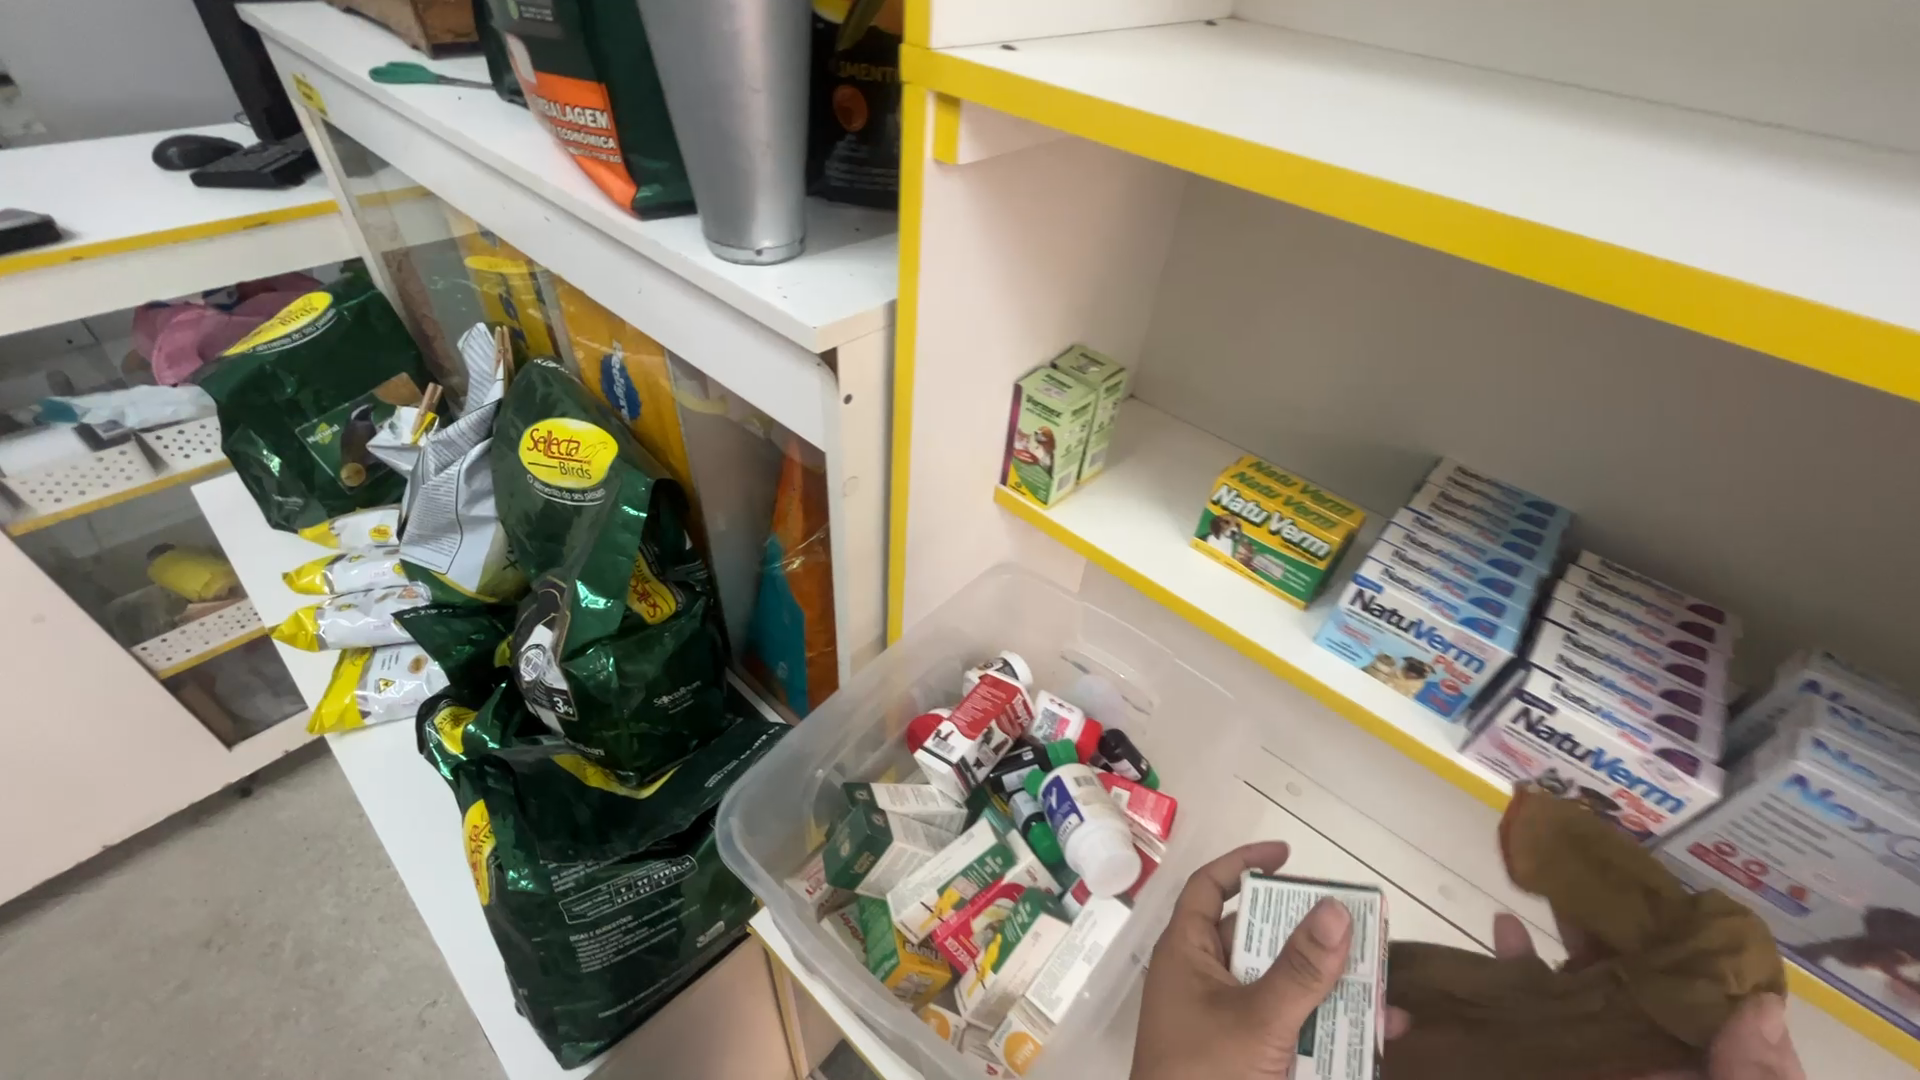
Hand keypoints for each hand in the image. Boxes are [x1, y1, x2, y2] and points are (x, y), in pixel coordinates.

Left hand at [1132, 842, 1409, 1079]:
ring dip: (1327, 985)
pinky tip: (1379, 1033)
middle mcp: (1203, 976)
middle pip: (1256, 937)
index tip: (1288, 855)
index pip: (1210, 886)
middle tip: (1357, 928)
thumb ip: (1300, 969)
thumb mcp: (1258, 1019)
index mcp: (1187, 951)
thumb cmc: (1205, 1073)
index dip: (1244, 863)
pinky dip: (1327, 1028)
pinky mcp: (1244, 1055)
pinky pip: (1289, 1028)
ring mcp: (1223, 1018)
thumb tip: (1336, 907)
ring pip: (1280, 985)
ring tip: (1382, 981)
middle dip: (1307, 934)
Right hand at [1460, 914, 1805, 1079]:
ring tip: (1529, 904)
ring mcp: (1590, 1060)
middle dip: (1603, 936)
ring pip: (1572, 998)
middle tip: (1581, 885)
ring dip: (1551, 949)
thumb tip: (1756, 999)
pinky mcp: (1540, 1064)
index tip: (1655, 899)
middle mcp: (1645, 1059)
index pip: (1697, 1002)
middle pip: (1627, 989)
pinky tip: (1497, 934)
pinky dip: (1509, 973)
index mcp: (1698, 1066)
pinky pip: (1525, 1016)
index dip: (1681, 949)